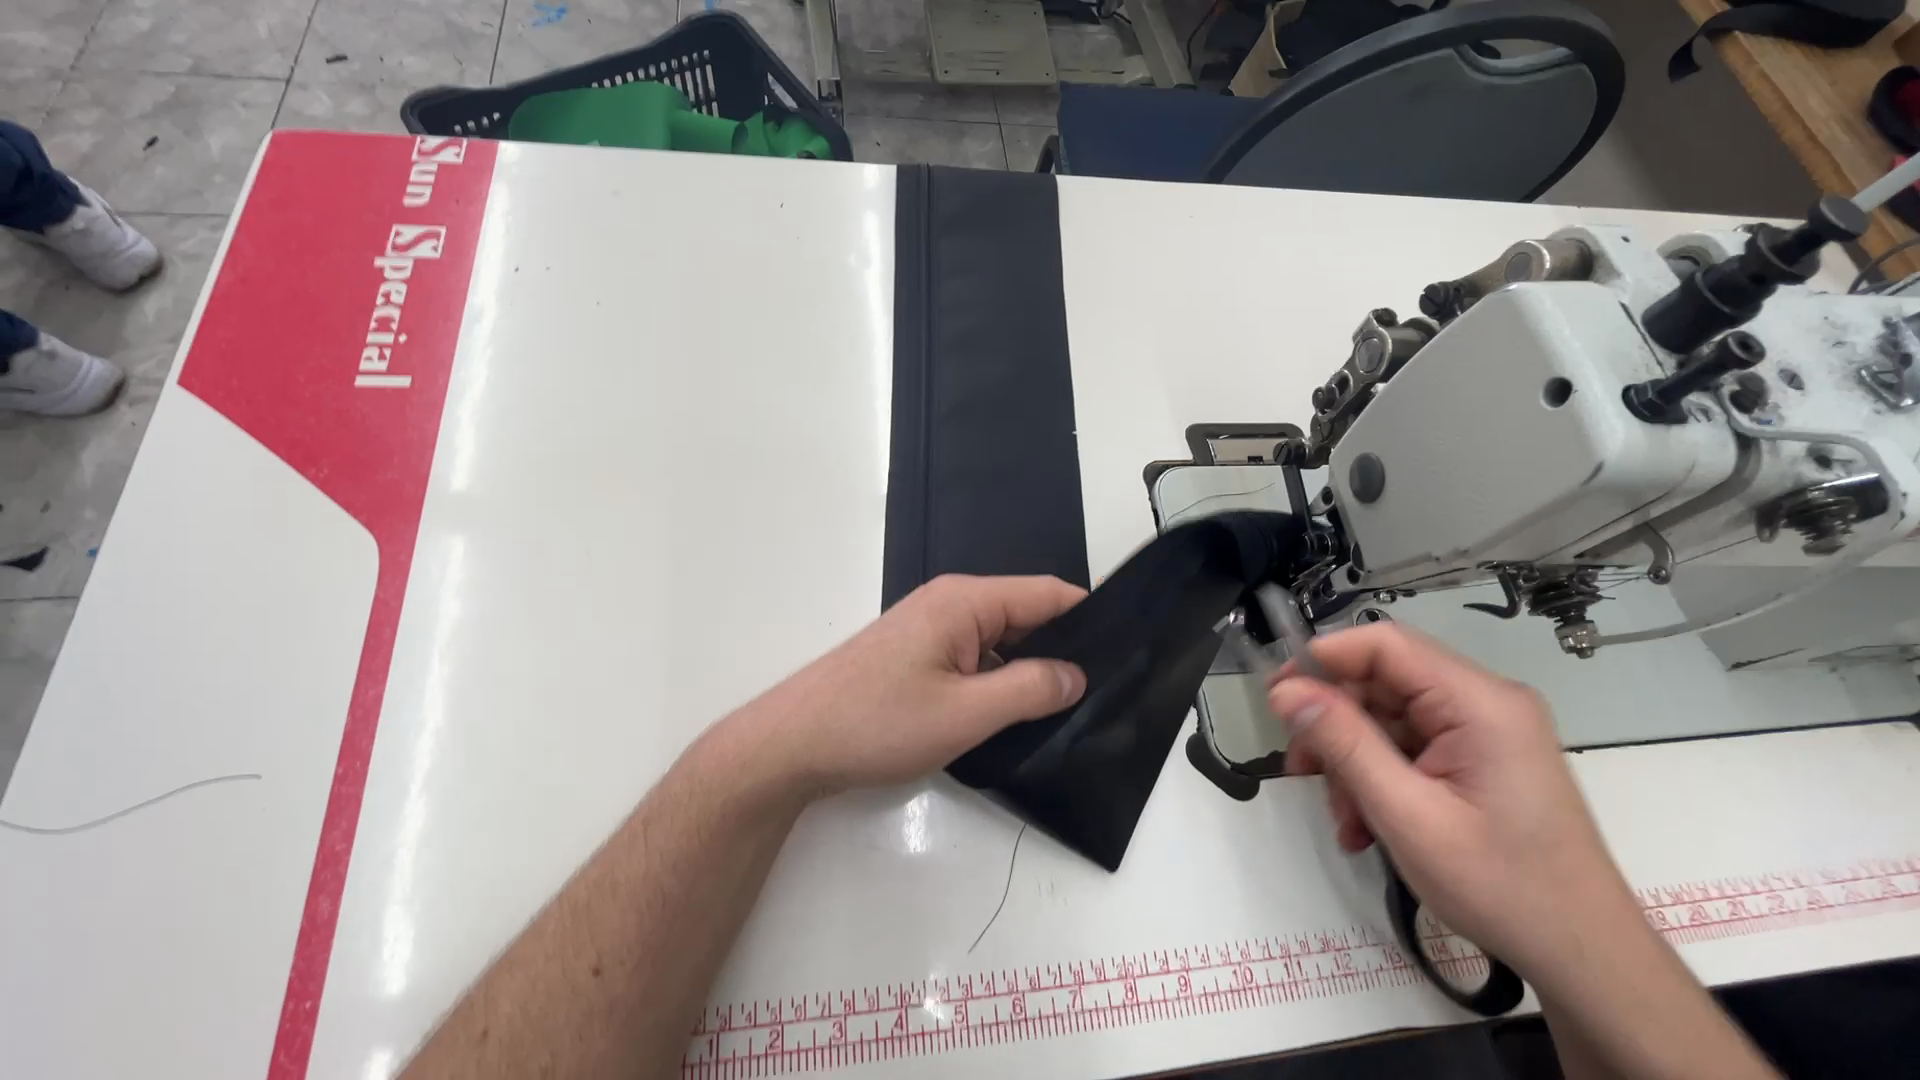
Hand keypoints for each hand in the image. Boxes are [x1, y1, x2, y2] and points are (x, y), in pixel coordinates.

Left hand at [742, 575, 1087, 795]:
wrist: (792, 745)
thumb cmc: (877, 723)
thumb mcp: (965, 712)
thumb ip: (1028, 689)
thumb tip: (1077, 674)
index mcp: (965, 601)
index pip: (1049, 593)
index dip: (1091, 619)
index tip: (1128, 654)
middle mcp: (949, 605)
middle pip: (1026, 617)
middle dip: (1062, 652)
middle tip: (1104, 697)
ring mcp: (929, 632)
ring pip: (1001, 644)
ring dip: (1028, 673)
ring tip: (1067, 714)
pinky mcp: (916, 660)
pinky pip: (974, 662)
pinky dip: (997, 684)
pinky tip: (1015, 719)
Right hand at [1268, 624, 1640, 981]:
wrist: (1582, 954)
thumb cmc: (1501, 886)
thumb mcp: (1406, 814)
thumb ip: (1344, 744)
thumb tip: (1285, 692)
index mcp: (1480, 702)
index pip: (1385, 644)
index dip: (1323, 659)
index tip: (1277, 698)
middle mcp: (1485, 703)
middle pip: (1381, 683)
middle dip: (1334, 725)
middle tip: (1300, 771)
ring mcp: (1484, 732)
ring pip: (1387, 719)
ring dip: (1351, 762)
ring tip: (1343, 817)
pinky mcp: (1479, 759)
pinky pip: (1408, 748)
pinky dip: (1377, 779)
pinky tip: (1365, 825)